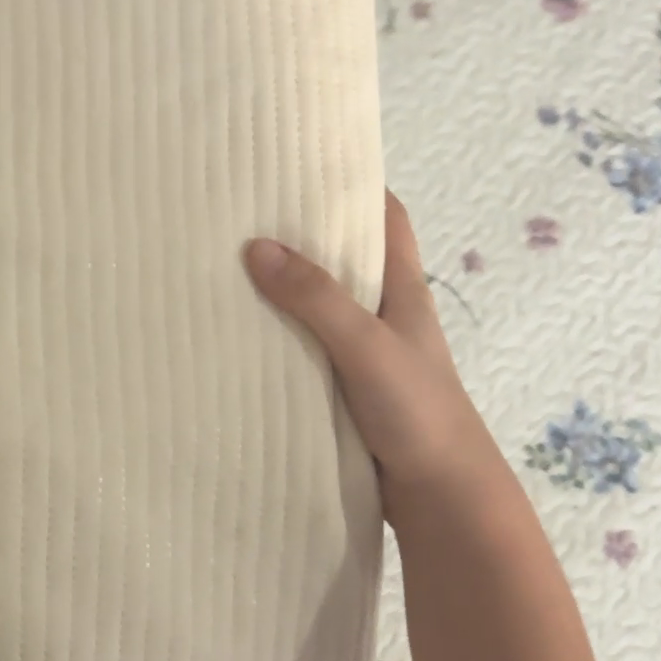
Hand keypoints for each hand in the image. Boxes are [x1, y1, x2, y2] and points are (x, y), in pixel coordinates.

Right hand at [243, 193, 502, 512]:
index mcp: (401, 291)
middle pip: (342, 261)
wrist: (438, 491)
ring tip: (222, 277)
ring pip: (317, 310)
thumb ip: (315, 298)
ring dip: (279, 295)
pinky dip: (274, 342)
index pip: (384, 219)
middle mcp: (381, 315)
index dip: (352, 187)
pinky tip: (237, 344)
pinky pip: (302, 352)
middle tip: (239, 222)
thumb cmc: (416, 409)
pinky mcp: (341, 390)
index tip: (301, 169)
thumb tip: (256, 246)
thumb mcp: (365, 344)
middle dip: (299, 239)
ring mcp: (360, 355)